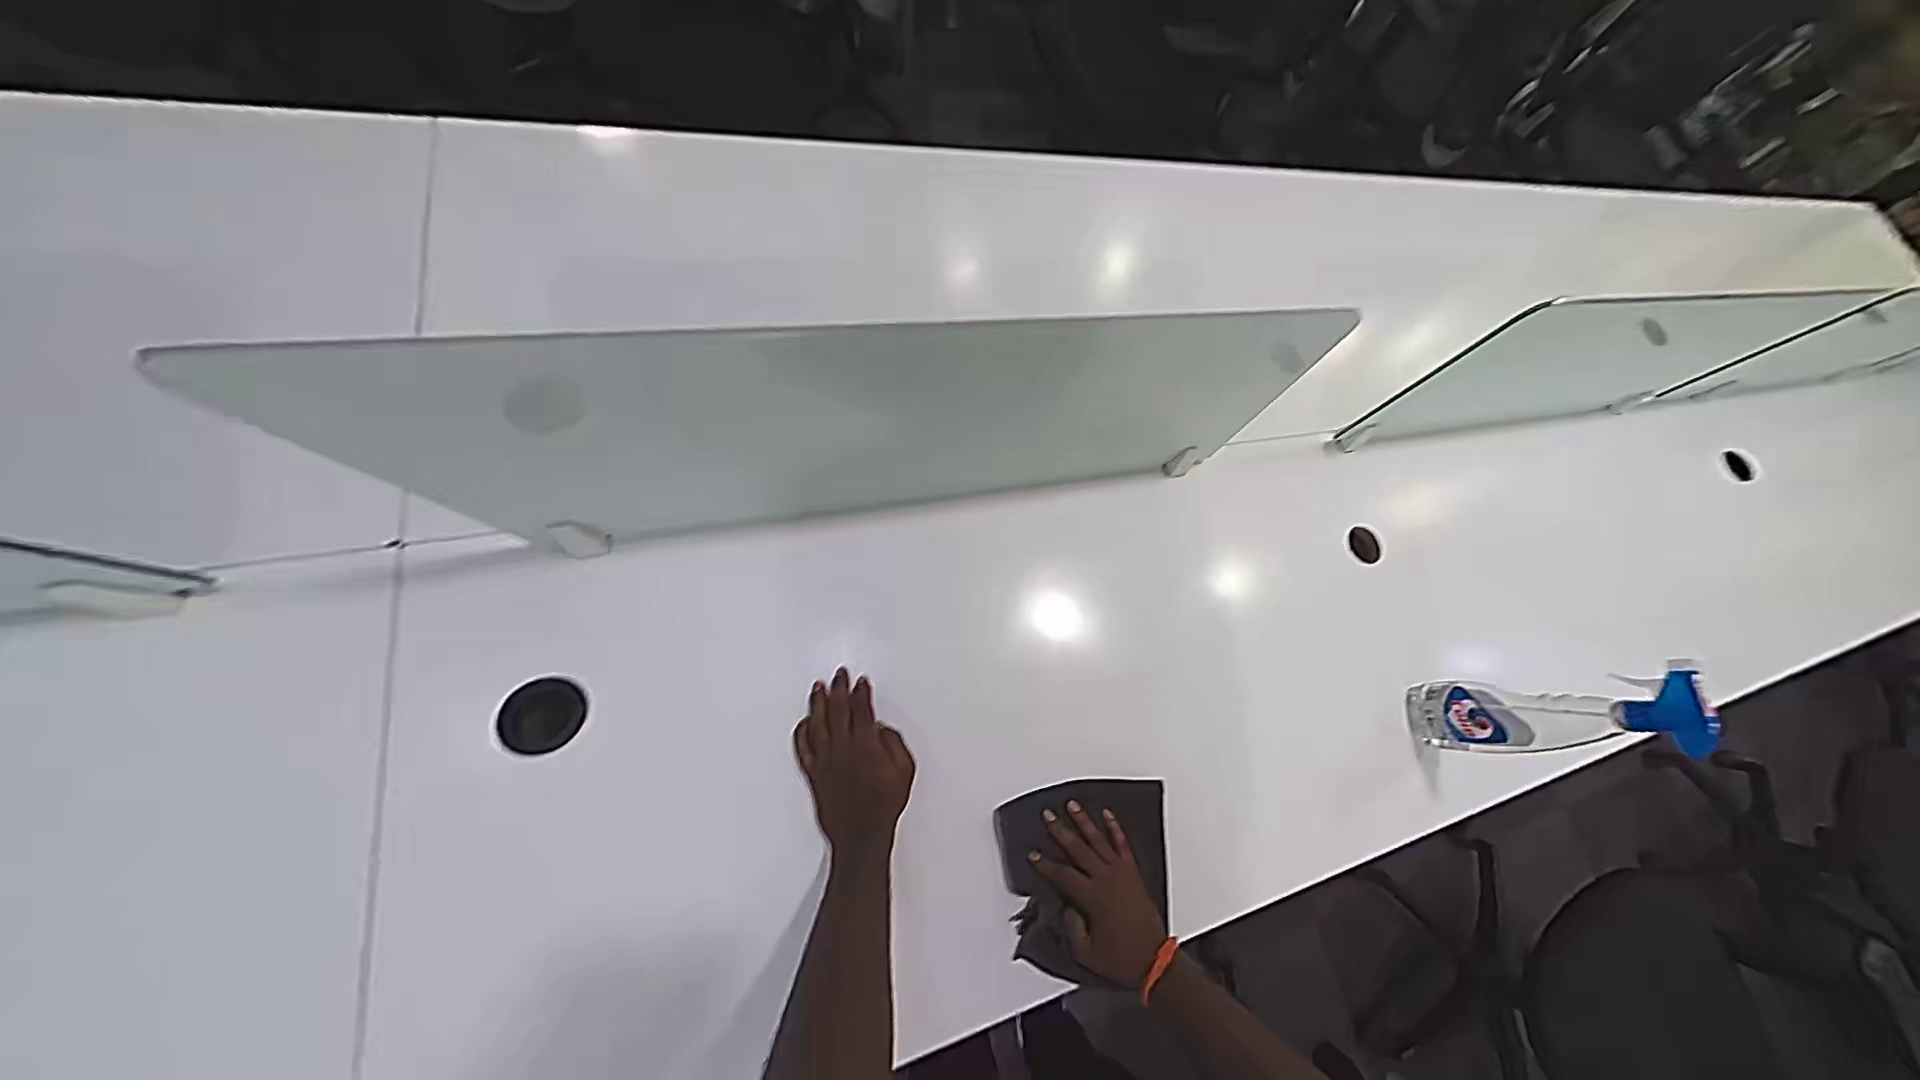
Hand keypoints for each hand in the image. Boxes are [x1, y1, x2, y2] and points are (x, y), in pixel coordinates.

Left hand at [793, 668, 915, 857]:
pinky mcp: (814, 774)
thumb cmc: (884, 805)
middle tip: (839, 675)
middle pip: (838, 710)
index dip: (861, 692)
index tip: (861, 682)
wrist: (862, 835)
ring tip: (818, 688)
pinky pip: (803, 747)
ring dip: (818, 703)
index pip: (862, 709)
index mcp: (866, 746)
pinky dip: (802, 732)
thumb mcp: (905, 770)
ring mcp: (826, 761)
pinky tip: (804, 722)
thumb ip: (893, 743)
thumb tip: (881, 729)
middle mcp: (843, 749)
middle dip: (839, 688)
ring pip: (818, 723)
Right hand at [1030, 802, 1168, 986]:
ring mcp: (1121, 873)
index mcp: (1092, 897)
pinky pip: (1123, 845)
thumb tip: (1067, 905)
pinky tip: (1107, 814)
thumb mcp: (1086, 952)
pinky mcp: (1133, 873)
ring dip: (1084, 821)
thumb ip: (1072, 927)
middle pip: (1078, 849)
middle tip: (1047, 815)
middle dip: (1060, 831)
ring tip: (1072, 805)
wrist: (1155, 961)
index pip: (1063, 875)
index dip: (1046, 864)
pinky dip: (1115, 828)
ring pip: (1098, 840)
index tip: (1033, 854)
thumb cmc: (1120, 959)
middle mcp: (1106, 879)